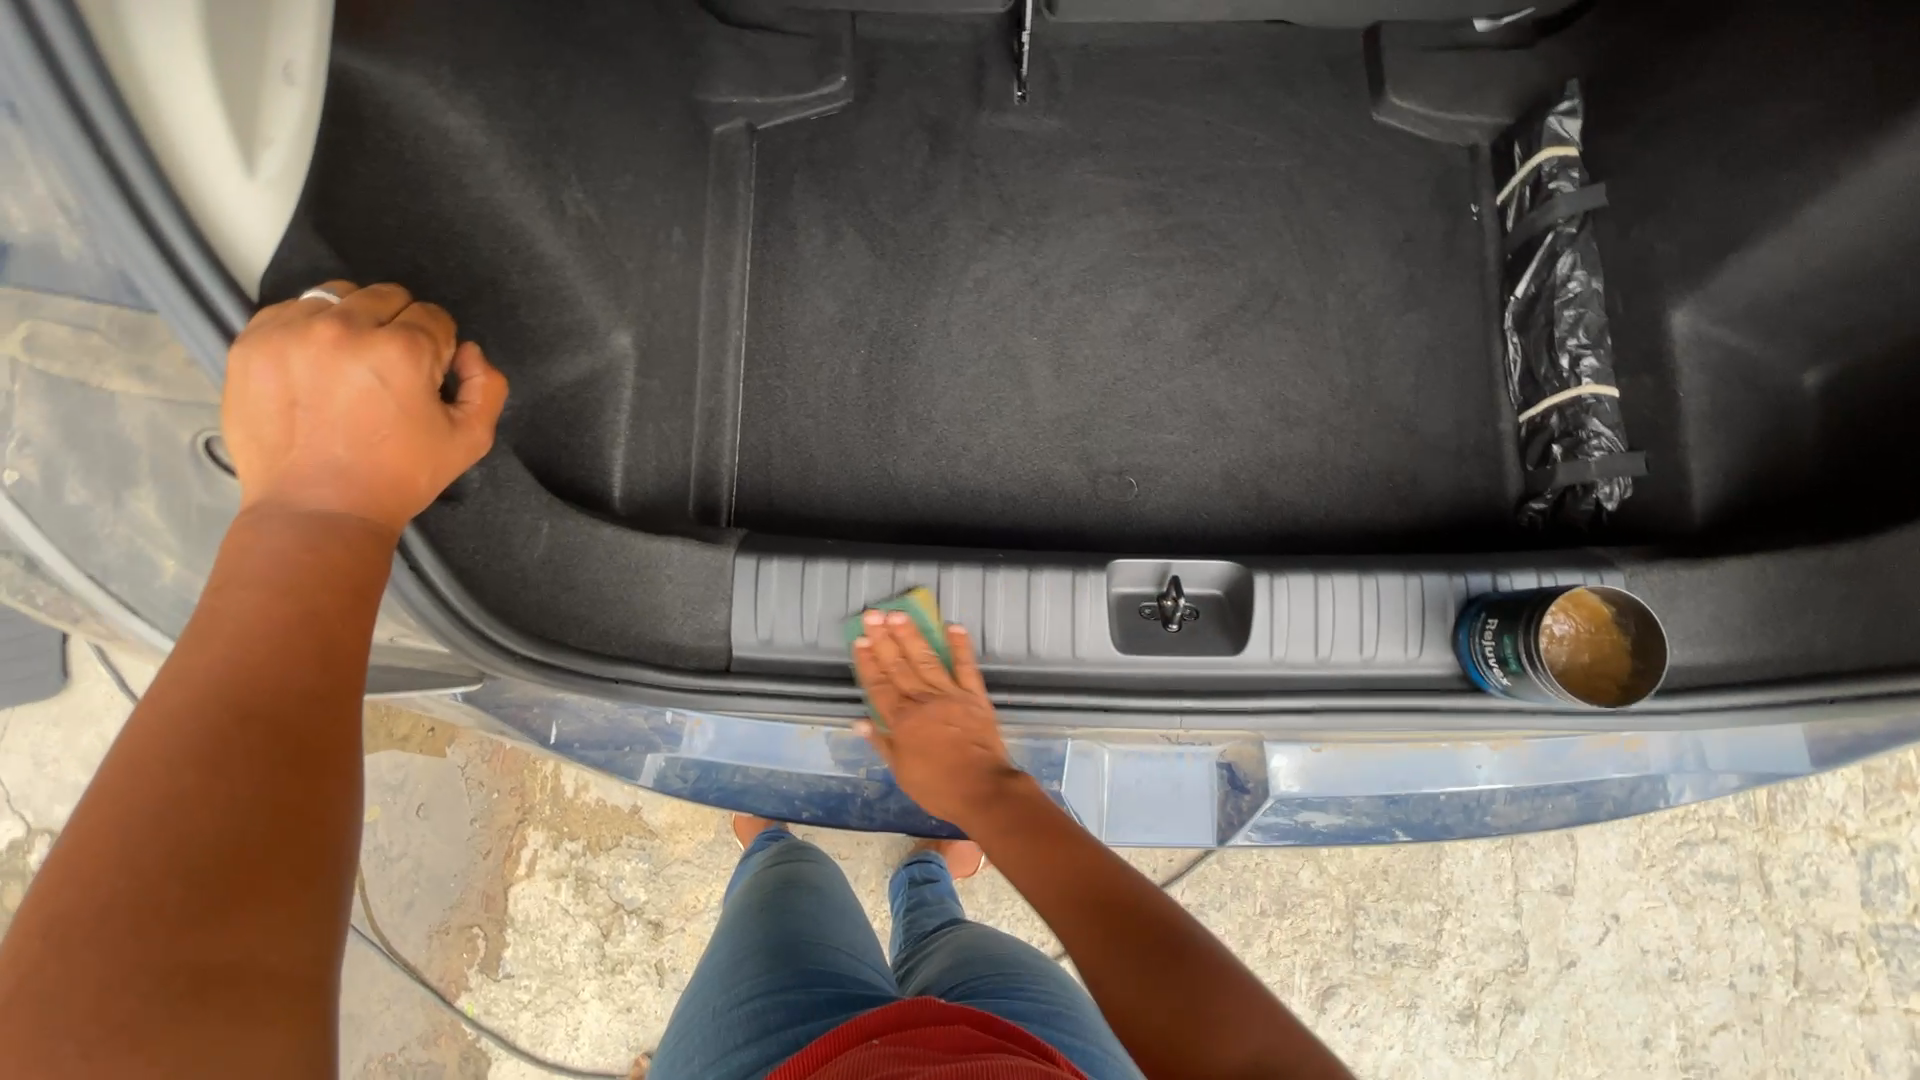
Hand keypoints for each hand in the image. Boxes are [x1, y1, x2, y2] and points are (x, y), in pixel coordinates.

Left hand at [222, 281, 508, 537]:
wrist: (318, 508)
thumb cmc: (401, 476)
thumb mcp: (471, 439)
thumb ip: (488, 385)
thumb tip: (468, 352)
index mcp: (402, 350)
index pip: (434, 316)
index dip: (441, 348)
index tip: (429, 378)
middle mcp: (345, 329)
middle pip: (387, 296)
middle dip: (401, 327)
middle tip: (393, 372)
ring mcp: (291, 333)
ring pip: (337, 296)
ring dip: (355, 321)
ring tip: (352, 365)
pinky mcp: (252, 343)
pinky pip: (290, 311)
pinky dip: (311, 330)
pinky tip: (318, 368)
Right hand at [851, 612, 1028, 827]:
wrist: (983, 790)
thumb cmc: (938, 788)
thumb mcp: (901, 772)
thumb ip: (882, 743)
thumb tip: (859, 722)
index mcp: (902, 721)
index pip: (879, 686)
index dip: (868, 662)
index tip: (859, 641)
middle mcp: (923, 701)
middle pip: (899, 666)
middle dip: (883, 639)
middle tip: (872, 615)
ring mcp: (950, 695)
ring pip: (926, 659)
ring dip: (911, 635)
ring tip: (898, 614)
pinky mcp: (975, 696)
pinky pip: (966, 667)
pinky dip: (960, 646)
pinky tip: (954, 627)